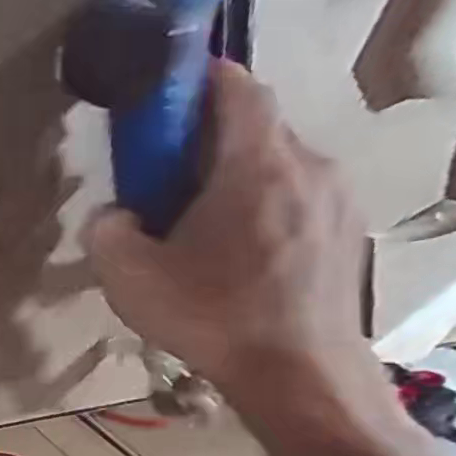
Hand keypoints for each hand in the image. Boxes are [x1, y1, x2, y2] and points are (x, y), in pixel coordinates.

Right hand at [85, 60, 373, 398]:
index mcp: (256, 164)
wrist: (301, 376)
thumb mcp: (130, 279)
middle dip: (208, 140)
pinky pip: (299, 197)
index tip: (166, 97)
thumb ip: (107, 232)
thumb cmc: (214, 318)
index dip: (200, 79)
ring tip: (201, 224)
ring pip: (279, 164)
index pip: (236, 87)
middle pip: (255, 127)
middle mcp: (308, 165)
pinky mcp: (348, 233)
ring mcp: (338, 199)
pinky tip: (239, 255)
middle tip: (166, 180)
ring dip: (237, 176)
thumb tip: (116, 216)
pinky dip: (265, 205)